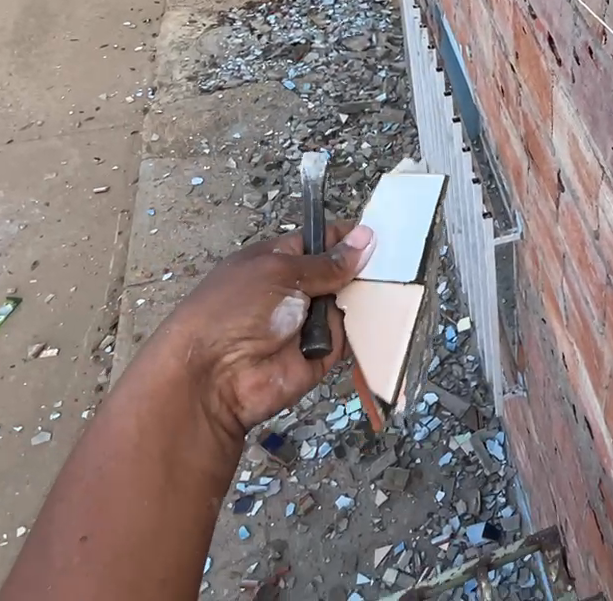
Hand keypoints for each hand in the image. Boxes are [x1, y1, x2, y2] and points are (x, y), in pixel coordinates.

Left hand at [145, 223, 375, 438]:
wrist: (212, 381)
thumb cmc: (234, 312)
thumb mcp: (280, 273)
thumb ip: (329, 261)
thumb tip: (367, 236)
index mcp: (279, 261)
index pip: (322, 240)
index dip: (349, 236)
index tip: (382, 231)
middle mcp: (297, 289)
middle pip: (343, 270)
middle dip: (367, 265)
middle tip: (400, 259)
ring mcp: (312, 320)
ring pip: (353, 300)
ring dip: (371, 294)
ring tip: (398, 283)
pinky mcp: (324, 350)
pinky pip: (354, 333)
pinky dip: (369, 325)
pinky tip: (392, 312)